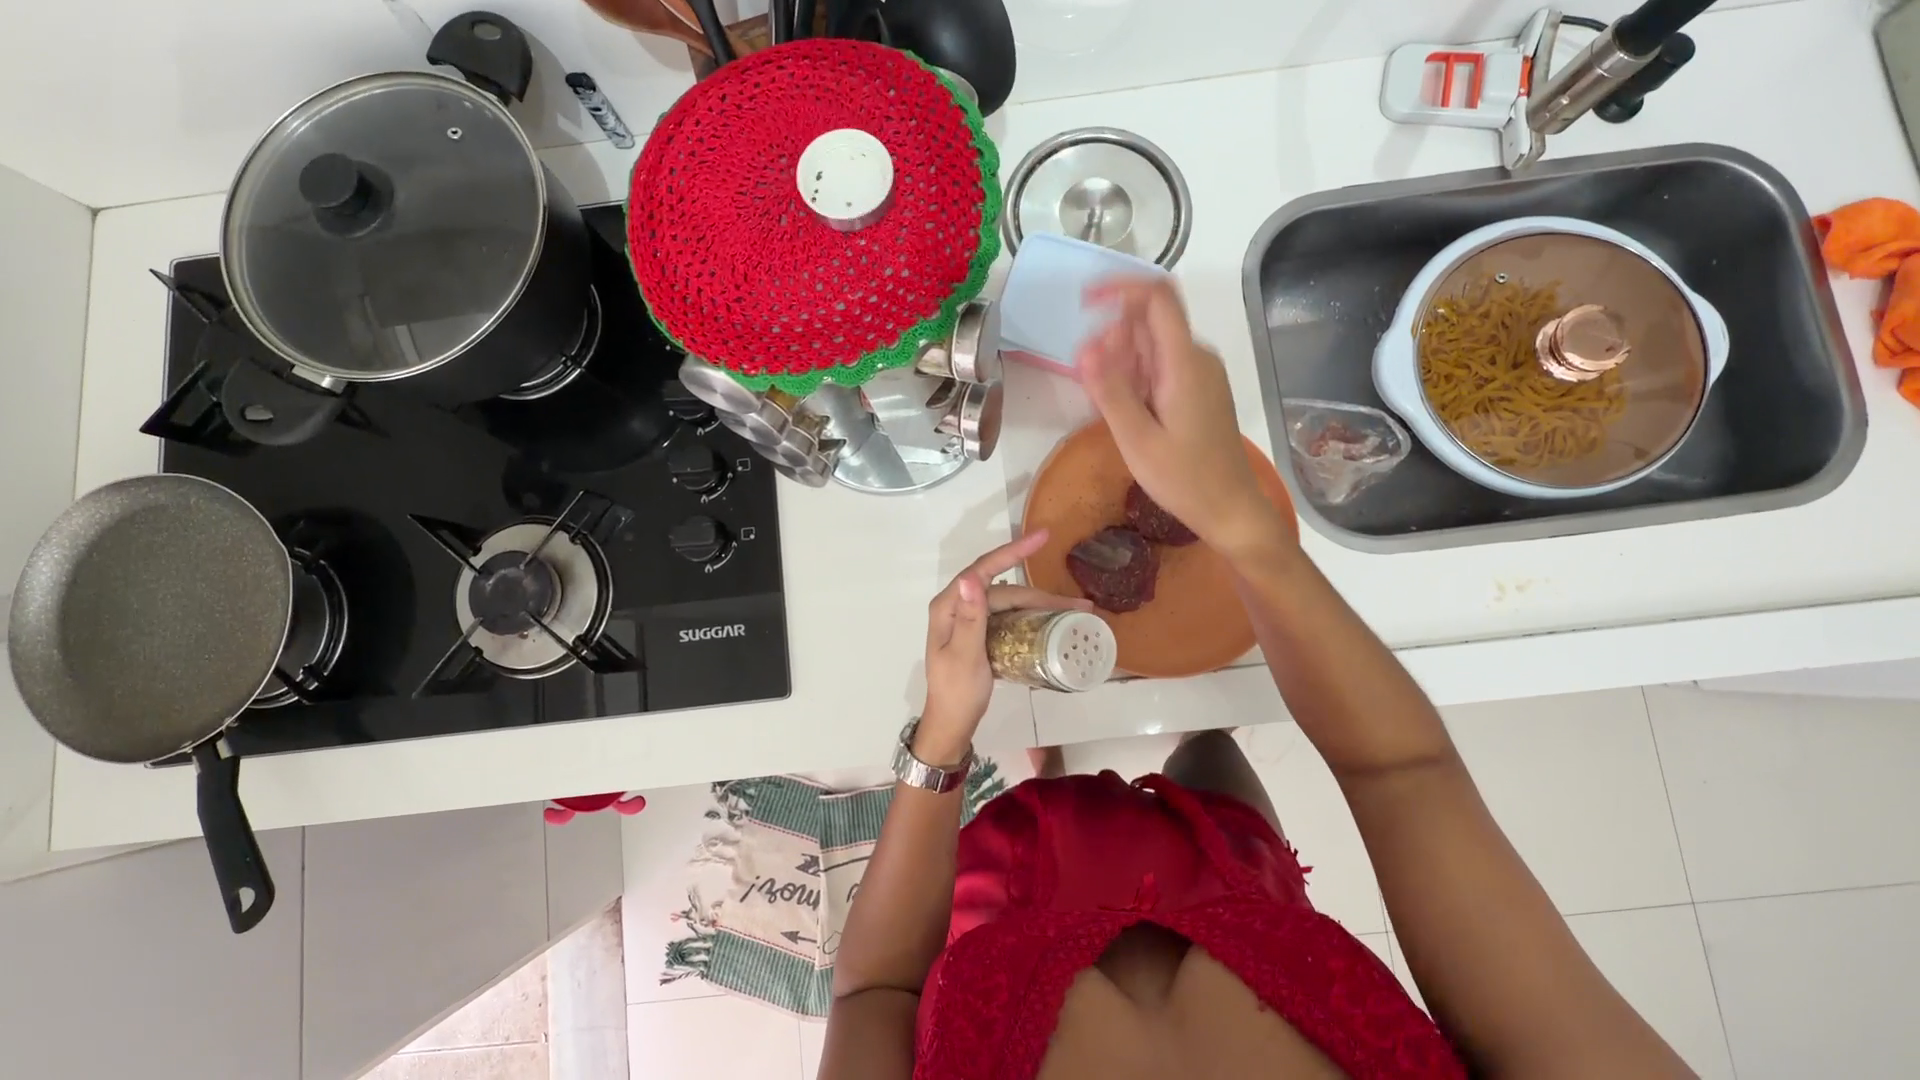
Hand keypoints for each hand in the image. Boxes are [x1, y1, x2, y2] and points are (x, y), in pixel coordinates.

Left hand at [920, 530, 1093, 762]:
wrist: (951, 725)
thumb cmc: (956, 693)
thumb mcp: (965, 657)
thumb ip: (970, 619)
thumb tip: (971, 578)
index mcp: (948, 607)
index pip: (983, 571)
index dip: (1013, 552)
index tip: (1042, 538)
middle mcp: (958, 607)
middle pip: (1004, 590)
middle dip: (1041, 595)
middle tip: (1078, 605)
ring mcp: (971, 621)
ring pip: (1010, 603)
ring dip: (1042, 606)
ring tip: (1076, 612)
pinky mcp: (983, 635)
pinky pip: (1010, 617)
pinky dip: (1033, 617)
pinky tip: (1055, 622)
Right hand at [1077, 278, 1288, 558]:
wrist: (1230, 509)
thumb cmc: (1185, 479)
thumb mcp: (1137, 441)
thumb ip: (1110, 391)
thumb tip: (1084, 347)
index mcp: (1185, 363)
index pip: (1156, 297)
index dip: (1120, 287)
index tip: (1084, 304)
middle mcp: (1196, 358)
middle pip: (1149, 321)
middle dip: (1111, 337)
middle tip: (1090, 380)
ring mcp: (1199, 373)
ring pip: (1151, 345)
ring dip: (1120, 359)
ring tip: (1102, 400)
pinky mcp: (1197, 389)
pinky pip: (1160, 366)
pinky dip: (1134, 375)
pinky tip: (1122, 409)